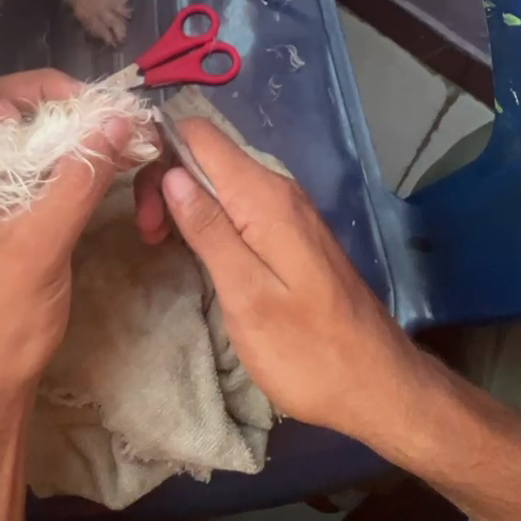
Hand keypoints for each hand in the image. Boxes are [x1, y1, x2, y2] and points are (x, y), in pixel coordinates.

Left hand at [0, 71, 141, 387]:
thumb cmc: (1, 314)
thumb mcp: (44, 241)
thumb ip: (79, 176)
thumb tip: (119, 119)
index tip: (20, 116)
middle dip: (28, 99)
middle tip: (78, 108)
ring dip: (43, 121)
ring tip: (86, 122)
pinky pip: (10, 156)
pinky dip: (44, 147)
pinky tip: (79, 148)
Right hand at [137, 119, 430, 442]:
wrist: (378, 385)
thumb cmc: (307, 349)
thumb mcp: (247, 294)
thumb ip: (209, 229)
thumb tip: (171, 173)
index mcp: (264, 196)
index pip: (199, 135)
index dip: (160, 152)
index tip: (142, 203)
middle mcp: (276, 189)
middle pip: (205, 154)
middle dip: (167, 182)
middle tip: (150, 237)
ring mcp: (284, 208)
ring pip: (217, 178)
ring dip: (182, 201)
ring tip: (163, 245)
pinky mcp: (287, 230)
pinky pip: (235, 201)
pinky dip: (206, 215)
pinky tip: (195, 248)